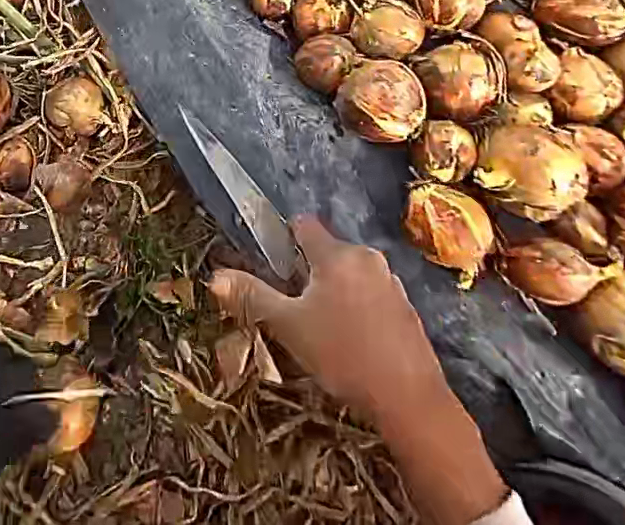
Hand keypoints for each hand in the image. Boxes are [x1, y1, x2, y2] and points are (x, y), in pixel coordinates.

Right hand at [209, 217, 509, 524]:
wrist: (410, 399)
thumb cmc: (342, 355)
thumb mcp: (289, 327)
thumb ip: (253, 296)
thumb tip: (213, 276)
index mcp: (336, 254)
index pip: (304, 224)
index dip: (286, 239)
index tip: (277, 265)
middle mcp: (366, 256)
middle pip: (327, 250)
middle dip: (310, 271)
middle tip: (296, 307)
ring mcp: (391, 280)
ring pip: (351, 273)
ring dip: (335, 289)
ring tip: (324, 327)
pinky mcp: (406, 305)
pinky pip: (371, 292)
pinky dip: (358, 305)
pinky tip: (353, 339)